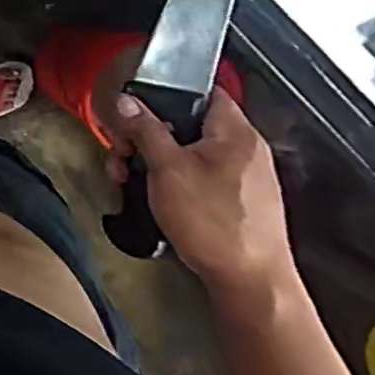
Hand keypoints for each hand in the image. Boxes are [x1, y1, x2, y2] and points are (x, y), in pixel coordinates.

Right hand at [106, 88, 295, 300]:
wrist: (251, 284)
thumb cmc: (213, 222)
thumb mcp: (167, 169)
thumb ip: (145, 129)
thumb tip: (126, 101)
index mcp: (235, 131)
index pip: (202, 90)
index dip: (166, 92)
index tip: (136, 108)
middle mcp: (245, 148)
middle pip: (187, 123)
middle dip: (147, 135)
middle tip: (123, 152)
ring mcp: (243, 176)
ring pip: (189, 151)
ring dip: (154, 160)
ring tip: (128, 180)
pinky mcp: (238, 200)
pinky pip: (199, 175)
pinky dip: (173, 179)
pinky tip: (153, 197)